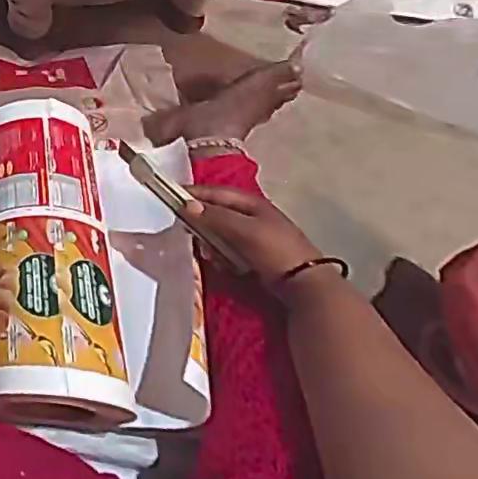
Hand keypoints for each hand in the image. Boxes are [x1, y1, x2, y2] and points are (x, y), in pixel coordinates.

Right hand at [181, 186, 323, 284]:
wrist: (306, 286)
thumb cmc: (275, 250)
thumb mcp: (244, 231)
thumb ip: (215, 217)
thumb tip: (186, 204)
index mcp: (251, 202)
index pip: (215, 192)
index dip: (194, 193)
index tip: (171, 198)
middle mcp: (251, 214)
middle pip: (216, 211)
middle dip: (201, 221)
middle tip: (187, 230)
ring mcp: (254, 234)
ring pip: (220, 231)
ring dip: (210, 240)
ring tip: (207, 252)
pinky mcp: (254, 253)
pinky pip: (228, 247)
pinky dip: (221, 253)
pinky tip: (221, 263)